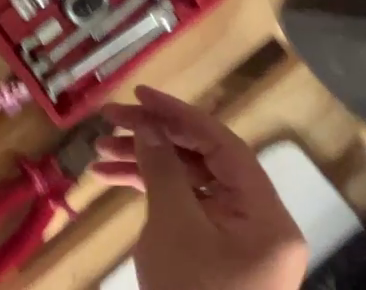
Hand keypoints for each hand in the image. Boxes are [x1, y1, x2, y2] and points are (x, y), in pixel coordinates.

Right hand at [94, 86, 306, 289]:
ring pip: (190, 179)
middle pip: (206, 159)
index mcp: (265, 215)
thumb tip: (148, 124)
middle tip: (108, 120)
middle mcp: (258, 220)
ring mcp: (238, 236)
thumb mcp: (173, 225)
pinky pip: (184, 203)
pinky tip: (111, 178)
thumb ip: (163, 168)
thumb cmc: (192, 288)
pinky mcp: (217, 248)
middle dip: (154, 136)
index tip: (137, 95)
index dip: (179, 114)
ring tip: (99, 151)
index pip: (224, 145)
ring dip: (144, 160)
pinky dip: (149, 187)